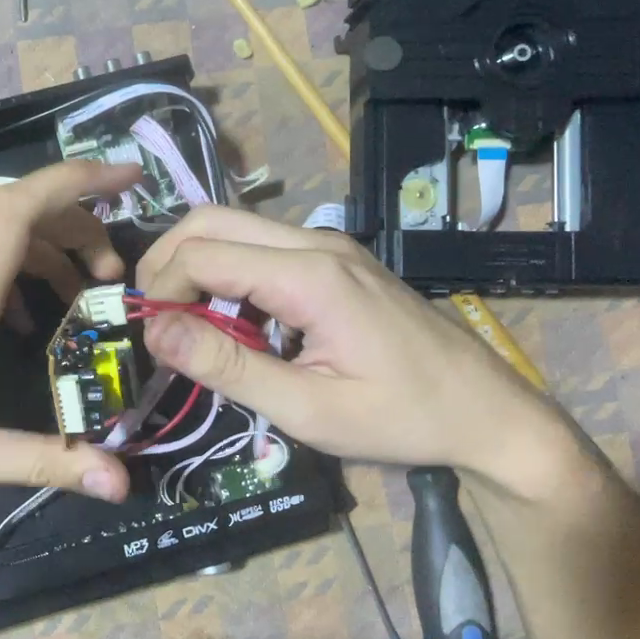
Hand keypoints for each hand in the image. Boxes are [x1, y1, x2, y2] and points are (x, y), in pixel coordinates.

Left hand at [0, 161, 139, 500]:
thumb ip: (39, 461)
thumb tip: (119, 483)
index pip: (17, 211)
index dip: (75, 181)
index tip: (128, 177)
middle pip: (19, 214)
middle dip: (79, 226)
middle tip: (115, 275)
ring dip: (51, 251)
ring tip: (84, 297)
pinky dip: (18, 270)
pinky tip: (26, 321)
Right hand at [135, 206, 577, 492]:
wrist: (489, 413)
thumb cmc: (399, 419)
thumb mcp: (306, 409)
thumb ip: (225, 367)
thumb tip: (154, 331)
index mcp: (310, 276)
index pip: (202, 253)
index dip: (160, 290)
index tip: (150, 340)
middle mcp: (316, 244)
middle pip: (210, 220)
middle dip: (165, 263)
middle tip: (152, 319)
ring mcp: (328, 248)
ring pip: (232, 227)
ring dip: (193, 265)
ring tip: (183, 323)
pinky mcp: (334, 262)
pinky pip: (258, 247)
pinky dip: (224, 273)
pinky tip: (229, 321)